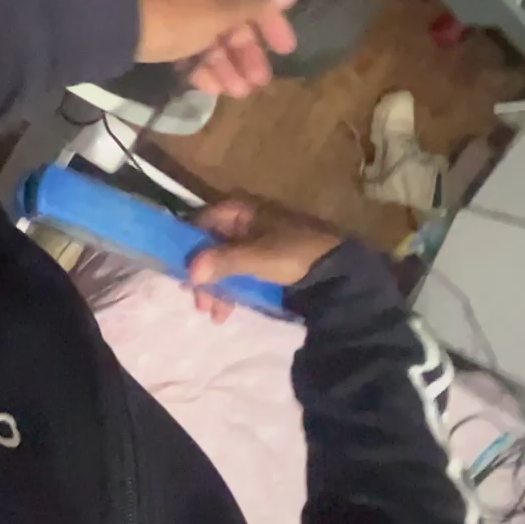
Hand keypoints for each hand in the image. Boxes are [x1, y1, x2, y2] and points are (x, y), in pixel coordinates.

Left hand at [134, 0, 297, 97]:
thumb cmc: (177, 13)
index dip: (271, 20)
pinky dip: (201, 65)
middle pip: (231, 17)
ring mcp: (174, 6)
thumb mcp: (222, 9)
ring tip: (240, 93)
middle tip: (261, 81)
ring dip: (227, 64)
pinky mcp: (156, 28)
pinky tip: (213, 89)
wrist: (114, 24)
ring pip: (209, 35)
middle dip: (247, 51)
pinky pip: (186, 46)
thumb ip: (256, 3)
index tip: (285, 49)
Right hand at [187, 198, 343, 322]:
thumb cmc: (295, 253)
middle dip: (203, 277)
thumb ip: (222, 261)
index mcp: (241, 209)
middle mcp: (244, 220)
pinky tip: (228, 310)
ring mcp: (255, 240)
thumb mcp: (256, 257)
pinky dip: (231, 289)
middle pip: (210, 246)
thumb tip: (190, 272)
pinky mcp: (266, 259)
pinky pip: (238, 271)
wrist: (341, 270)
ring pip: (223, 262)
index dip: (189, 246)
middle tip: (201, 304)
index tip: (183, 274)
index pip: (201, 222)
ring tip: (216, 314)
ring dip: (216, 288)